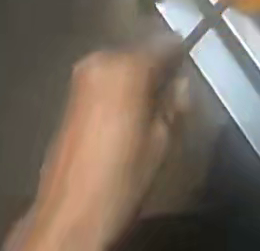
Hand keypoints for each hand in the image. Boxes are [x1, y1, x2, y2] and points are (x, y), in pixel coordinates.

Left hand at [9, 44, 188, 250]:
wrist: (68, 215)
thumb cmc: (121, 178)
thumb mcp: (160, 143)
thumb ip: (174, 104)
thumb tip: (181, 83)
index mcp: (128, 66)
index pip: (164, 43)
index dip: (180, 53)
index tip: (190, 64)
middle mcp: (102, 60)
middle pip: (140, 50)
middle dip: (157, 64)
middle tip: (172, 88)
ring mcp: (82, 75)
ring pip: (121, 63)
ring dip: (137, 75)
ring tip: (150, 102)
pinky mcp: (71, 92)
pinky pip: (105, 77)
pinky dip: (119, 85)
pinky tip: (127, 110)